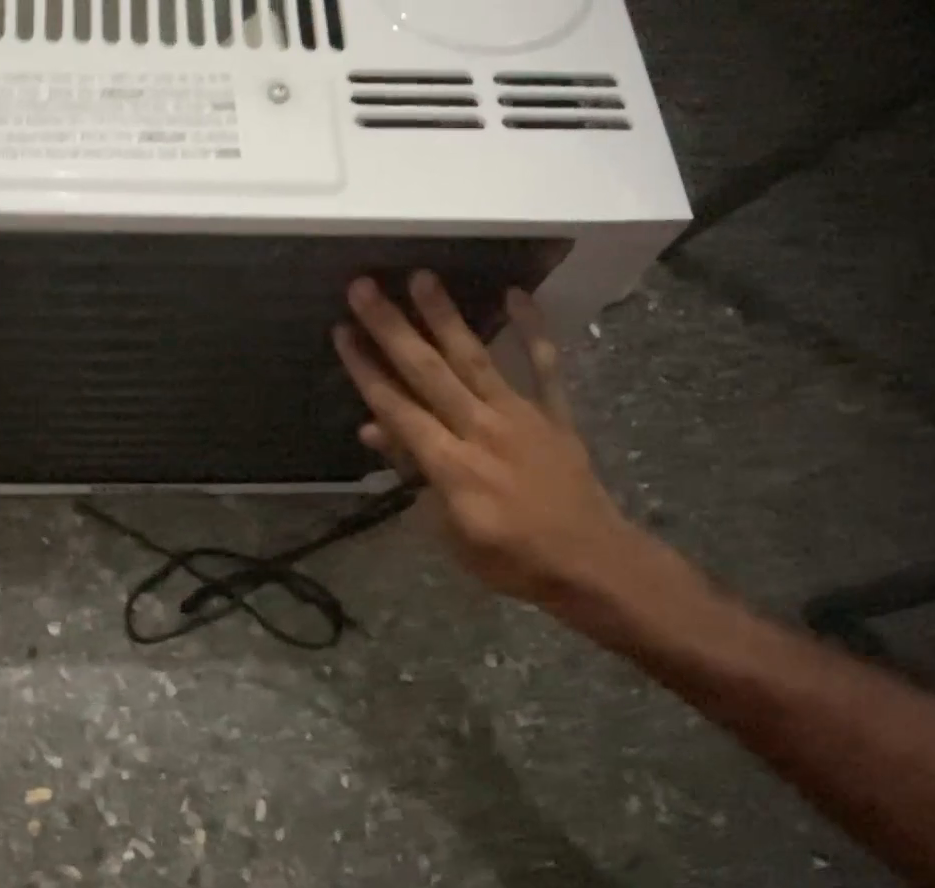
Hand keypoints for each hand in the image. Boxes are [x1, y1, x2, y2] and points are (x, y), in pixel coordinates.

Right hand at [334, 272, 652, 606]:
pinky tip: (516, 295)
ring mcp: (522, 416)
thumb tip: (376, 432)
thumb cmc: (511, 559)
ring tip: (422, 277)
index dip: (366, 370)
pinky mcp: (555, 415)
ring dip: (445, 317)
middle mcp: (481, 428)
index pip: (397, 408)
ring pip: (475, 358)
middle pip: (428, 372)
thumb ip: (416, 476)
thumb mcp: (450, 533)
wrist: (591, 563)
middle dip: (392, 329)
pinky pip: (544, 366)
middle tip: (365, 287)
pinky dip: (531, 330)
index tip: (342, 333)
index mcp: (450, 464)